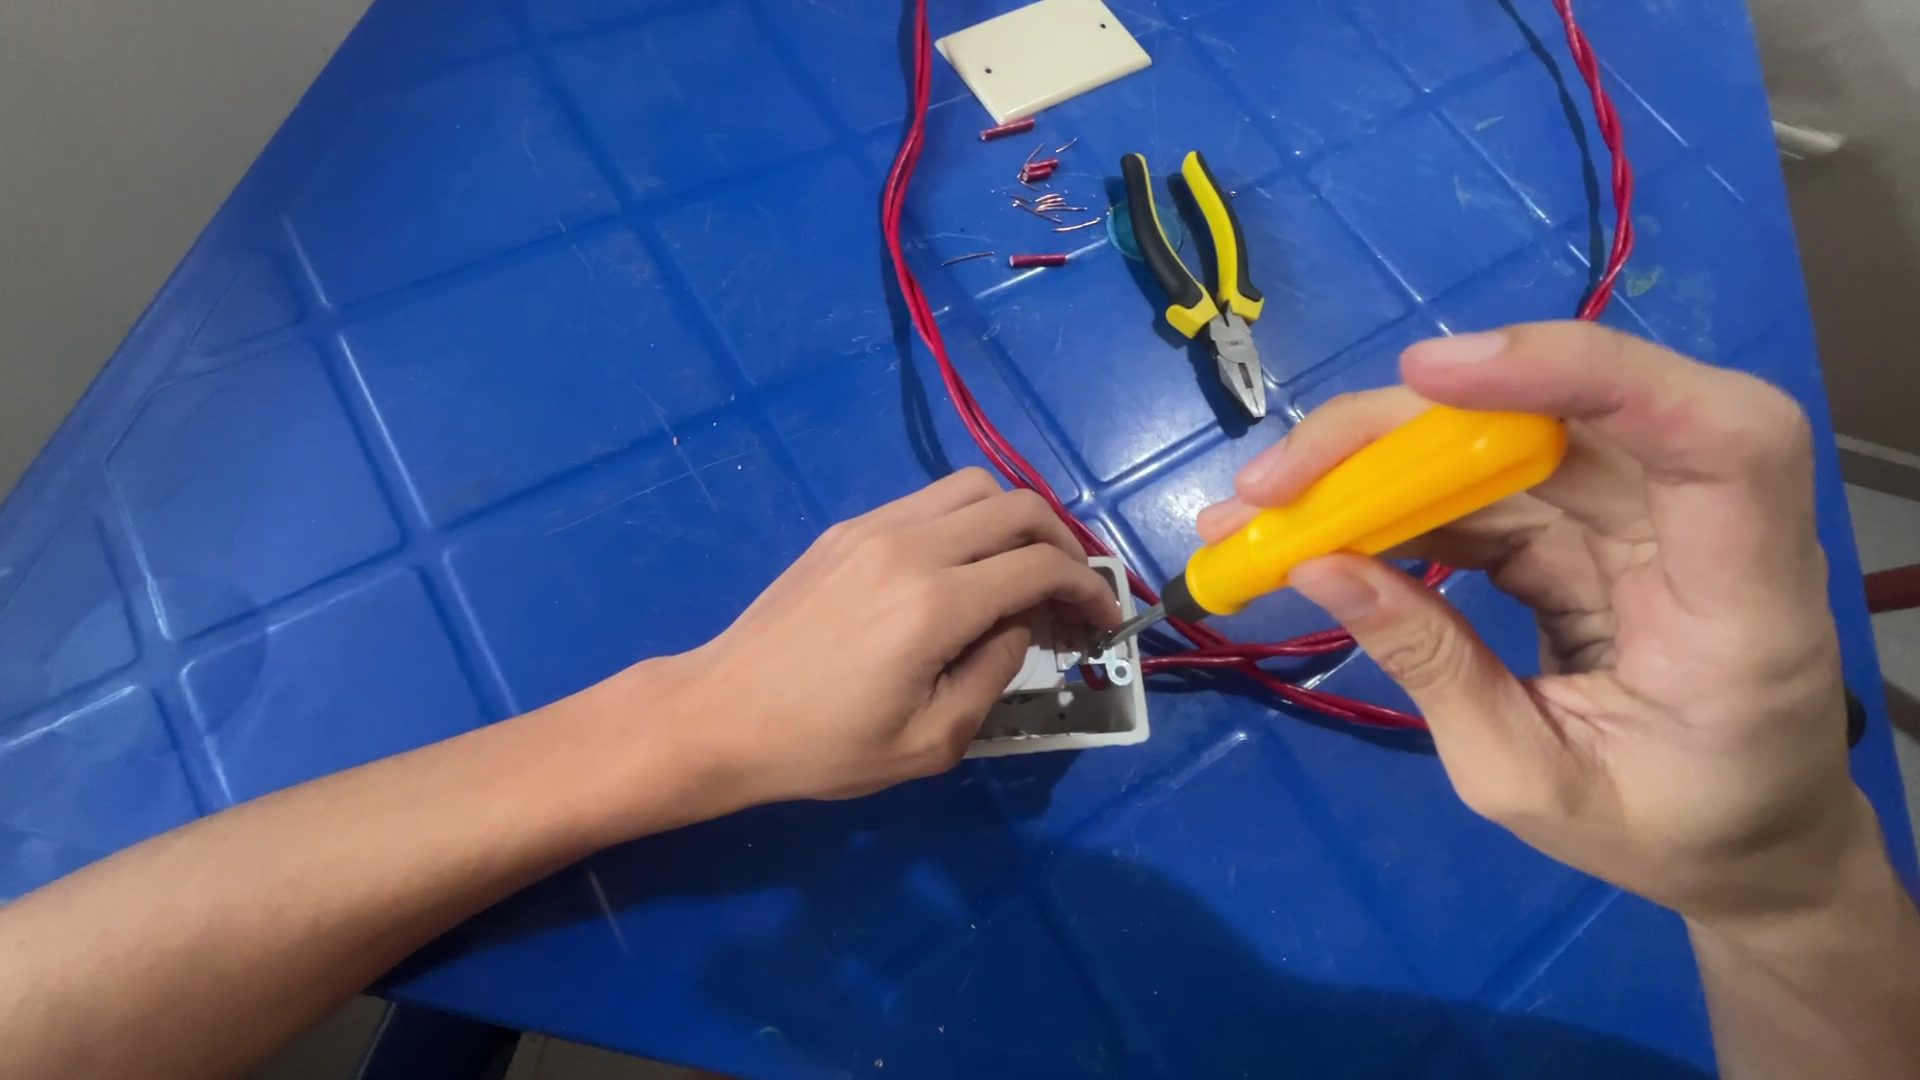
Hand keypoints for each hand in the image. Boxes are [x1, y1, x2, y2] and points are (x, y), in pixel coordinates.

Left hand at [648, 468, 1118, 808]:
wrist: (721, 713)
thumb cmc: (823, 745)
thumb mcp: (931, 741)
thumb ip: (994, 673)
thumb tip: (1018, 622)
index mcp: (935, 604)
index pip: (1041, 566)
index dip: (1088, 588)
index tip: (1105, 617)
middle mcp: (911, 545)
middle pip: (1019, 506)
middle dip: (1065, 542)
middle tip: (1071, 589)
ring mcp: (874, 526)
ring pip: (974, 487)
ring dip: (1017, 519)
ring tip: (1023, 568)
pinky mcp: (848, 528)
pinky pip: (929, 501)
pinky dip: (969, 519)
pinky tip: (962, 566)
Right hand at [1200, 322, 1875, 924]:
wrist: (1733, 845)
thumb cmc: (1661, 829)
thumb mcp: (1524, 777)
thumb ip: (1431, 668)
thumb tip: (1318, 569)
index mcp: (1736, 604)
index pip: (1712, 436)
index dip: (1577, 373)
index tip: (1428, 374)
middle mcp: (1687, 531)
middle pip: (1545, 423)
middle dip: (1387, 435)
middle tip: (1267, 483)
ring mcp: (1618, 522)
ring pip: (1480, 449)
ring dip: (1355, 470)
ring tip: (1251, 512)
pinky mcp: (1562, 529)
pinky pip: (1458, 493)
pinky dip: (1371, 505)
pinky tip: (1299, 528)